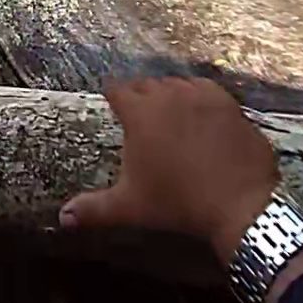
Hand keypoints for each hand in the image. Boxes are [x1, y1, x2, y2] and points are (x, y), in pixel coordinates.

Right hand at [60, 77, 281, 263]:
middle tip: (144, 118)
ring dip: (169, 95)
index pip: (116, 90)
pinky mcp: (224, 100)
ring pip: (174, 84)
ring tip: (171, 116)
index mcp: (138, 113)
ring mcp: (196, 95)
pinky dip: (197, 96)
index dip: (114, 99)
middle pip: (145, 85)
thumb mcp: (131, 206)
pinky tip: (199, 113)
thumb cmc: (178, 203)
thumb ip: (94, 208)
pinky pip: (203, 88)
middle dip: (141, 97)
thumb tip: (61, 219)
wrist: (240, 206)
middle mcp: (165, 94)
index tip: (115, 109)